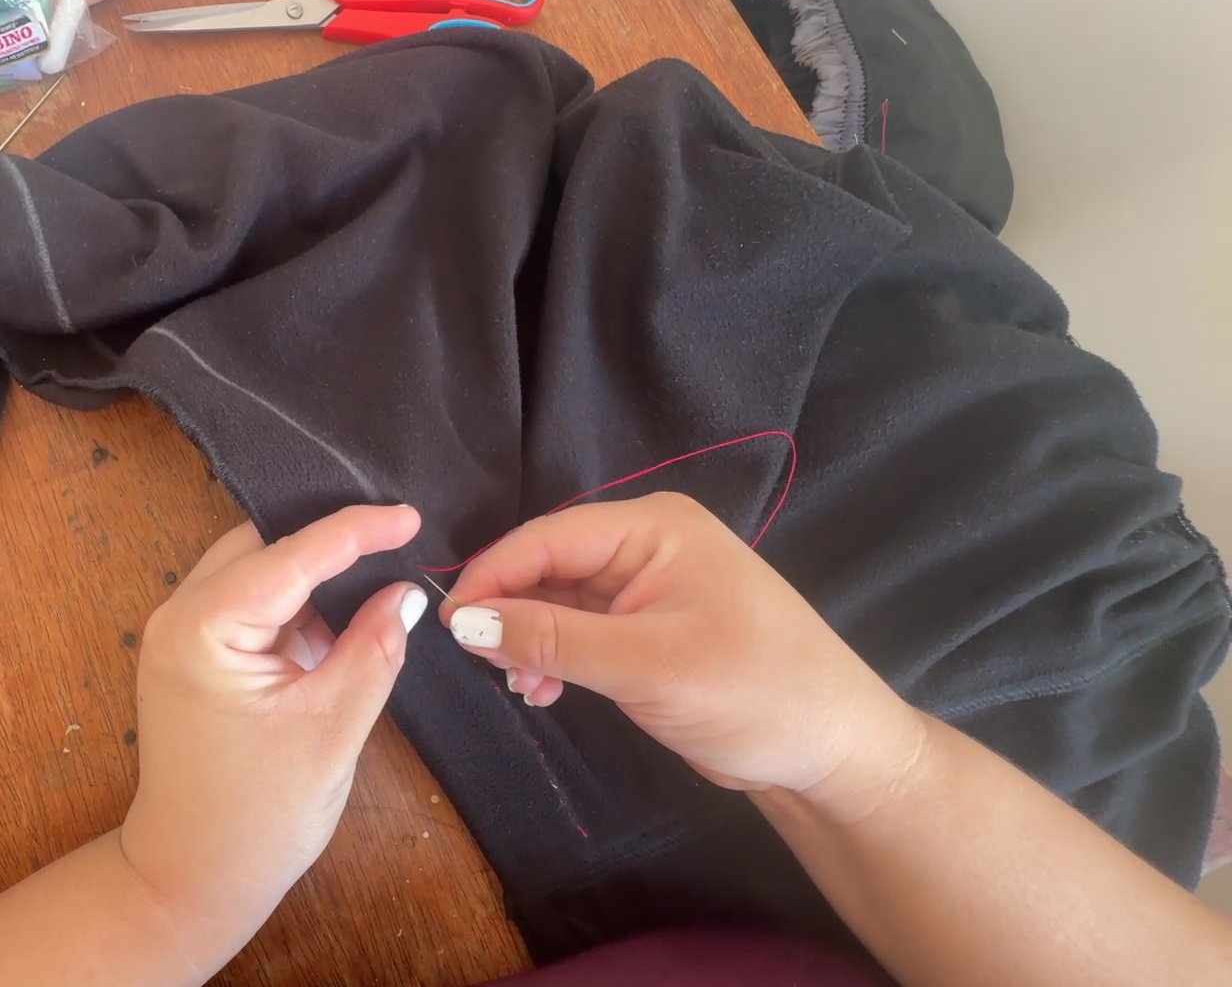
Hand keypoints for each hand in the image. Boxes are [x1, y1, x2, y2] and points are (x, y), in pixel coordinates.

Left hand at [120, 504, 426, 936]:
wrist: (190, 879)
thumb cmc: (257, 816)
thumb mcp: (330, 729)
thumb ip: (371, 649)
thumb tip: (405, 592)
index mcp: (202, 628)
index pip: (288, 557)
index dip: (353, 531)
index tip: (407, 516)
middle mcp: (179, 614)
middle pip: (262, 548)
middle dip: (328, 544)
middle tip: (394, 540)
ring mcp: (182, 631)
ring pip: (257, 570)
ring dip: (312, 575)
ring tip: (375, 574)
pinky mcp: (196, 650)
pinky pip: (251, 603)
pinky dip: (295, 604)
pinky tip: (337, 613)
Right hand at [440, 492, 925, 820]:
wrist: (837, 760)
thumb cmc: (756, 695)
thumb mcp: (647, 666)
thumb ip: (550, 638)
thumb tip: (462, 622)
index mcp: (650, 528)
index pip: (546, 539)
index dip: (491, 576)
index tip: (450, 621)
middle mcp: (640, 544)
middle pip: (545, 567)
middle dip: (510, 614)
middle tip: (486, 662)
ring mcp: (638, 584)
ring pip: (552, 600)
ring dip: (526, 640)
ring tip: (520, 684)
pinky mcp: (637, 623)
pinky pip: (572, 628)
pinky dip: (549, 656)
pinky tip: (541, 689)